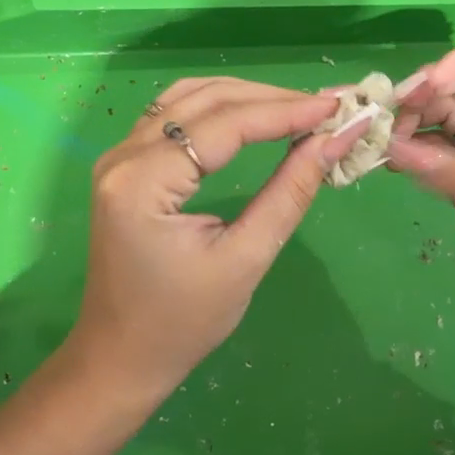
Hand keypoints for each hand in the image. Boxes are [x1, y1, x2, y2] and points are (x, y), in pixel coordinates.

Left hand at [78, 78, 367, 385]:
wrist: (121, 357)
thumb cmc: (183, 322)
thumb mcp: (246, 259)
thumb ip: (290, 192)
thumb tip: (335, 141)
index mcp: (143, 183)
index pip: (224, 126)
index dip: (284, 112)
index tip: (336, 109)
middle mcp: (123, 156)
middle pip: (206, 100)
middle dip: (271, 99)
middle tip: (327, 107)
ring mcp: (119, 157)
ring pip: (189, 98)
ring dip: (246, 97)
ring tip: (299, 108)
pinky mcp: (126, 165)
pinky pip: (175, 116)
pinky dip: (221, 109)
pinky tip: (255, 116)